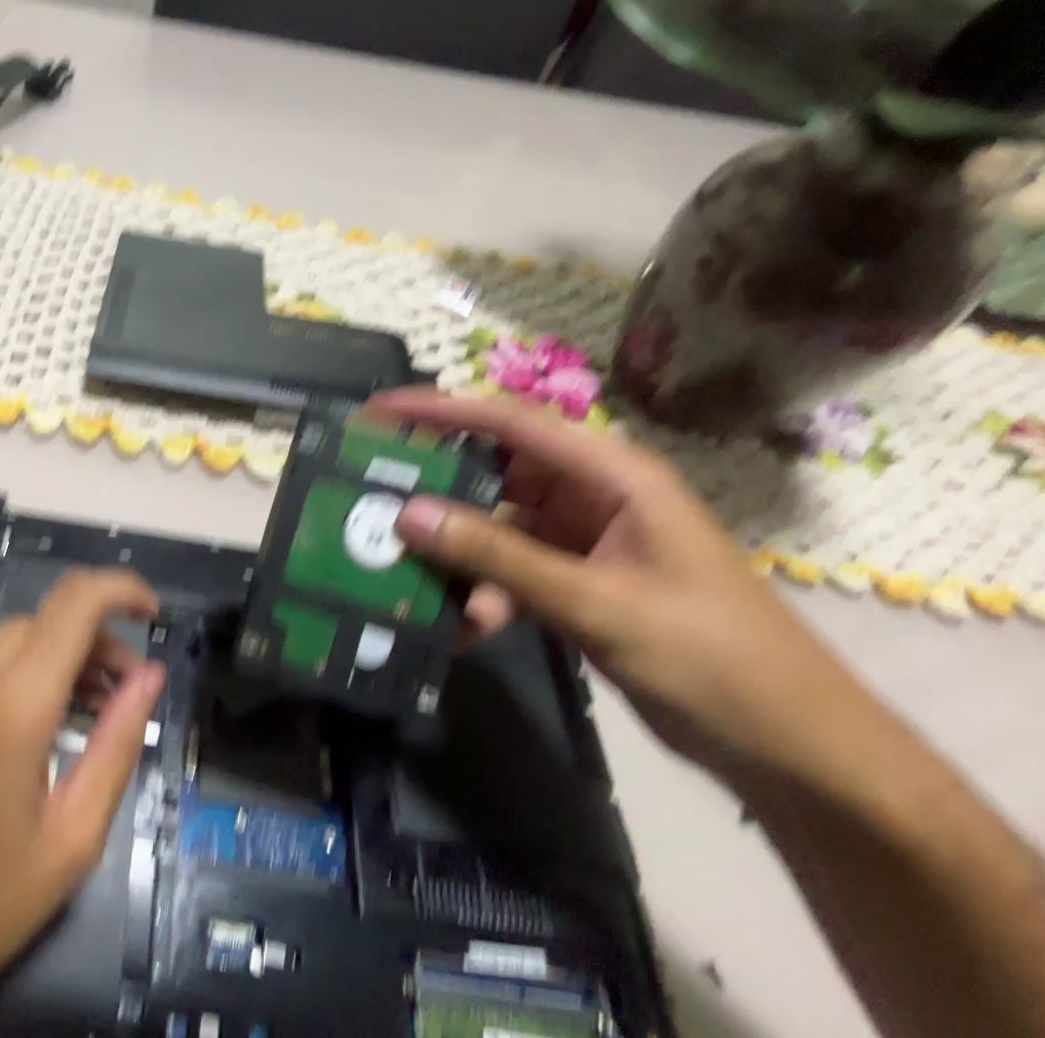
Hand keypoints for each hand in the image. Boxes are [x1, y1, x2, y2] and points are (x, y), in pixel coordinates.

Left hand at [0, 570, 165, 1037]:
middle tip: (121, 698)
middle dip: (95, 645)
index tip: (152, 615)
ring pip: (4, 643)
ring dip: (51, 662)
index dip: (123, 590)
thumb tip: (148, 680)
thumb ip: (117, 746)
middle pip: (43, 623)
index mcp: (7, 704)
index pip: (75, 603)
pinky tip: (18, 732)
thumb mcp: (70, 839)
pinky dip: (8, 677)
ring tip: (77, 717)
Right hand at [366, 390, 869, 779]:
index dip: (440, 411)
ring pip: (497, 530)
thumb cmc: (708, 654)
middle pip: (496, 472)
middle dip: (436, 488)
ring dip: (459, 557)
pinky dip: (484, 597)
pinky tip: (463, 629)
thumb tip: (406, 515)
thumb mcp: (594, 601)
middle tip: (368, 497)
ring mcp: (586, 544)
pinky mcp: (579, 587)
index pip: (512, 423)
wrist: (785, 741)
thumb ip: (498, 556)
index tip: (374, 413)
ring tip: (409, 581)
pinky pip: (511, 575)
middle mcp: (596, 498)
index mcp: (615, 476)